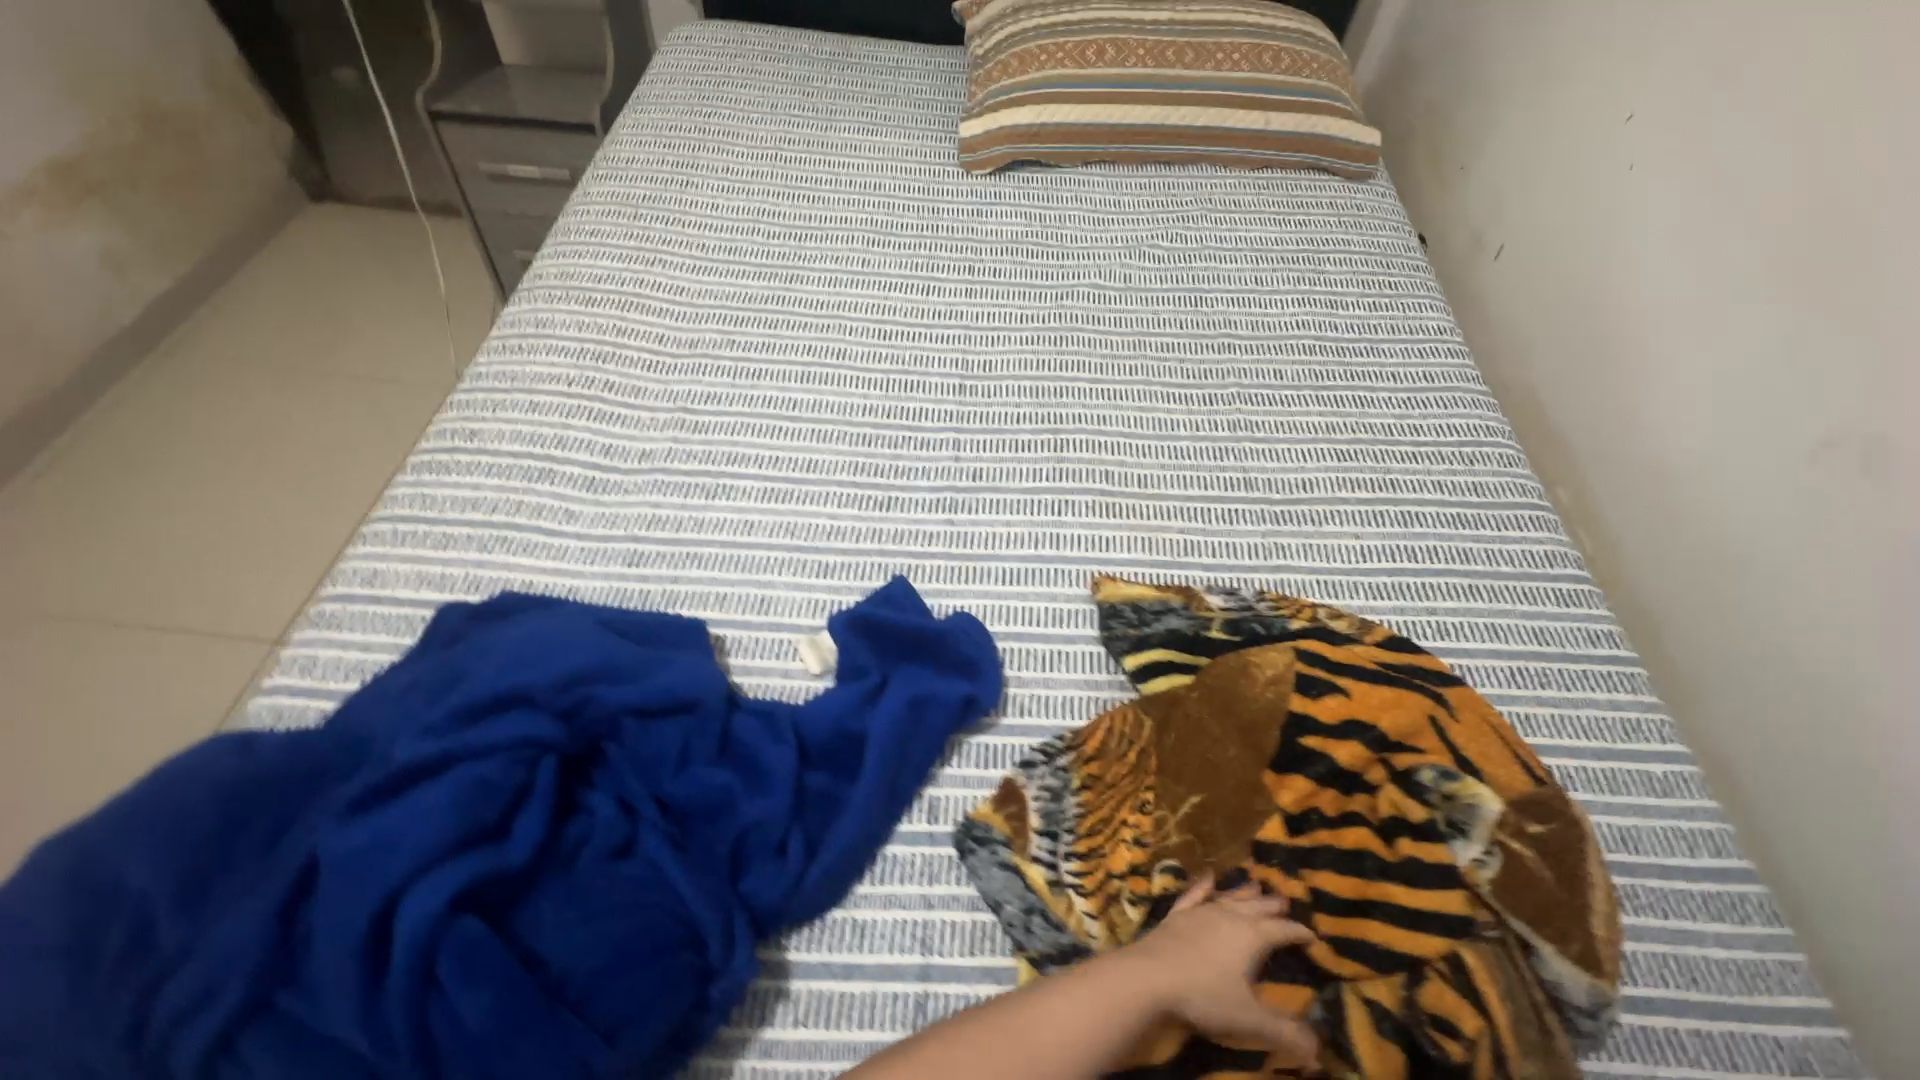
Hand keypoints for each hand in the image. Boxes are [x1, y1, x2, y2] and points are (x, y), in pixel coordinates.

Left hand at [1110, 873, 1319, 1067]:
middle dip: (1274, 906)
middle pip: (1257, 908)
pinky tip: (1207, 878)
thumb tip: (1318, 1053)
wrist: (1149, 976)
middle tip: (1286, 900)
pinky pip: (1194, 896)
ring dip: (1244, 893)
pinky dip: (1203, 887)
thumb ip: (1284, 1033)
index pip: (1283, 930)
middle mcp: (1229, 917)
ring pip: (1228, 898)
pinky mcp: (1176, 915)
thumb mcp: (1249, 1019)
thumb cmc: (1203, 995)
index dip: (1299, 932)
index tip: (1313, 935)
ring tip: (1256, 885)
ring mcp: (1200, 912)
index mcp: (1252, 937)